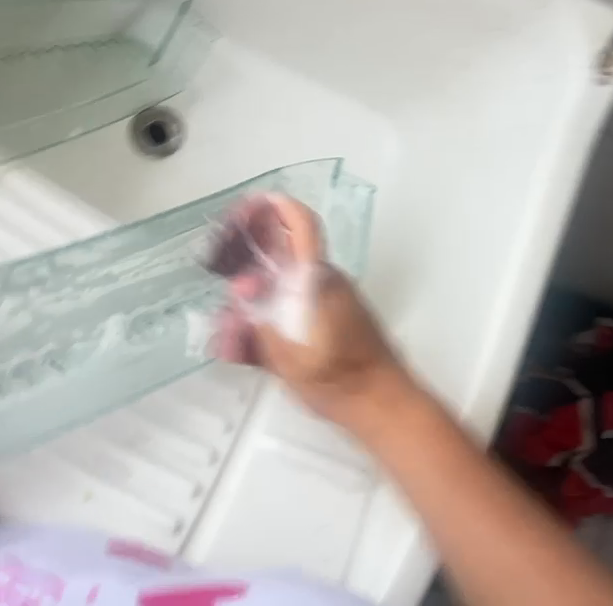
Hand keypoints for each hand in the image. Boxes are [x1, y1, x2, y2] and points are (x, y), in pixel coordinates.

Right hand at [245, 196, 419, 431]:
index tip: (249, 205)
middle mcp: (323, 280)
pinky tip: (250, 333)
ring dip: (257, 284)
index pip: (301, 224)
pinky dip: (270, 303)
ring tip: (233, 316)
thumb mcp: (289, 359)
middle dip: (250, 253)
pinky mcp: (330, 315)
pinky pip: (294, 295)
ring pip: (286, 274)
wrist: (386, 407)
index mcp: (315, 280)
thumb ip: (255, 332)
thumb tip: (231, 315)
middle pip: (284, 248)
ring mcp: (328, 297)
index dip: (274, 206)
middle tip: (226, 271)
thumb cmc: (343, 382)